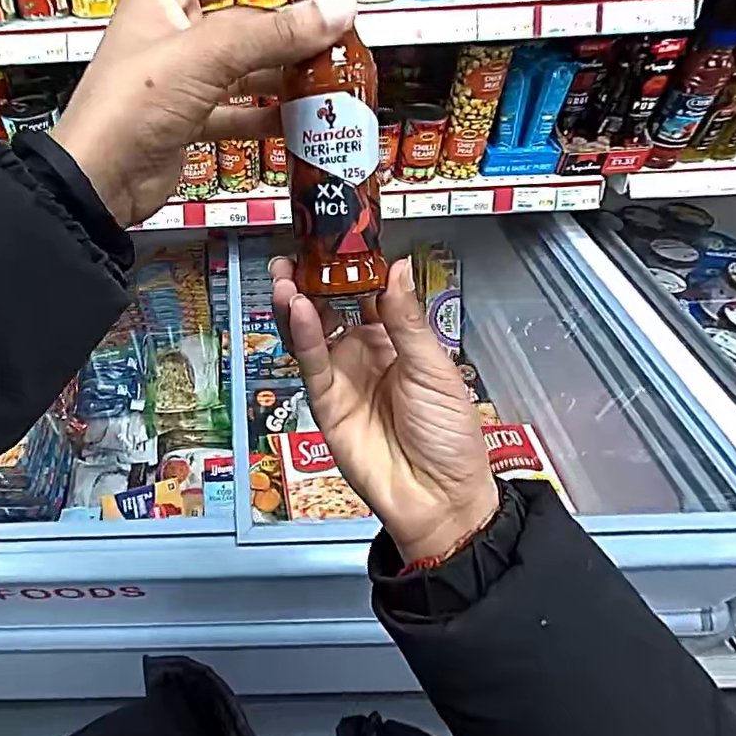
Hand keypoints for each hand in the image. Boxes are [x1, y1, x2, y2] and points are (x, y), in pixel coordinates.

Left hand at [50, 0, 356, 225]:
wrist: (101, 179)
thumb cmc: (138, 102)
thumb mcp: (206, 56)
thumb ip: (275, 33)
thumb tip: (341, 9)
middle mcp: (174, 34)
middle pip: (242, 22)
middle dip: (288, 32)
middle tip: (338, 39)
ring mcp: (181, 81)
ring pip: (243, 70)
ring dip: (283, 76)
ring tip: (330, 80)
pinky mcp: (189, 122)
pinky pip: (237, 111)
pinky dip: (266, 116)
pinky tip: (301, 121)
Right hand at [271, 256, 499, 562]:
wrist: (437, 496)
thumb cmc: (448, 433)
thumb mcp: (434, 368)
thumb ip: (406, 319)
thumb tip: (396, 267)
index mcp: (394, 339)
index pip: (367, 293)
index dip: (352, 268)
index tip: (339, 239)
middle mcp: (363, 350)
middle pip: (330, 307)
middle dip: (313, 280)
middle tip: (299, 252)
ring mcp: (341, 374)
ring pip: (312, 330)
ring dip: (297, 301)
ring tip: (287, 274)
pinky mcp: (324, 399)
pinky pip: (310, 361)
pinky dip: (302, 334)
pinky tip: (297, 309)